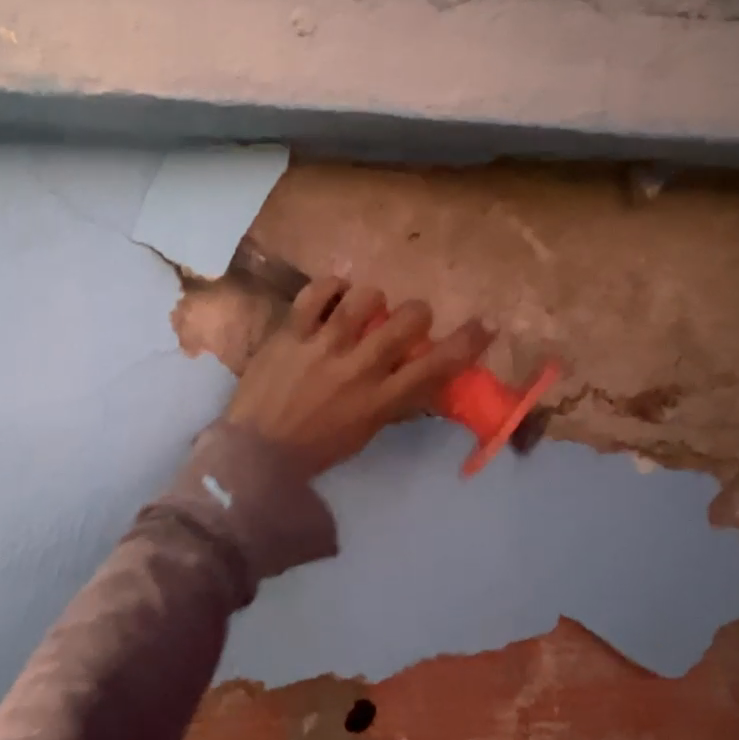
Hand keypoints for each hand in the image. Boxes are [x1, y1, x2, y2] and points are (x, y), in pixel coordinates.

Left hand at [224, 276, 493, 475]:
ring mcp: (321, 347)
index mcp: (380, 401)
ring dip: (373, 299)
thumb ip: (392, 402)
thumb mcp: (364, 432)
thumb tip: (419, 377)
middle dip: (415, 314)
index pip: (437, 366)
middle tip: (405, 320)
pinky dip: (331, 286)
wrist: (255, 452)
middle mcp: (357, 369)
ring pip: (365, 298)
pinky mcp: (289, 334)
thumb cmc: (313, 449)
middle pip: (407, 320)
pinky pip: (316, 293)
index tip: (483, 325)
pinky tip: (334, 294)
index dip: (467, 342)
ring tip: (363, 309)